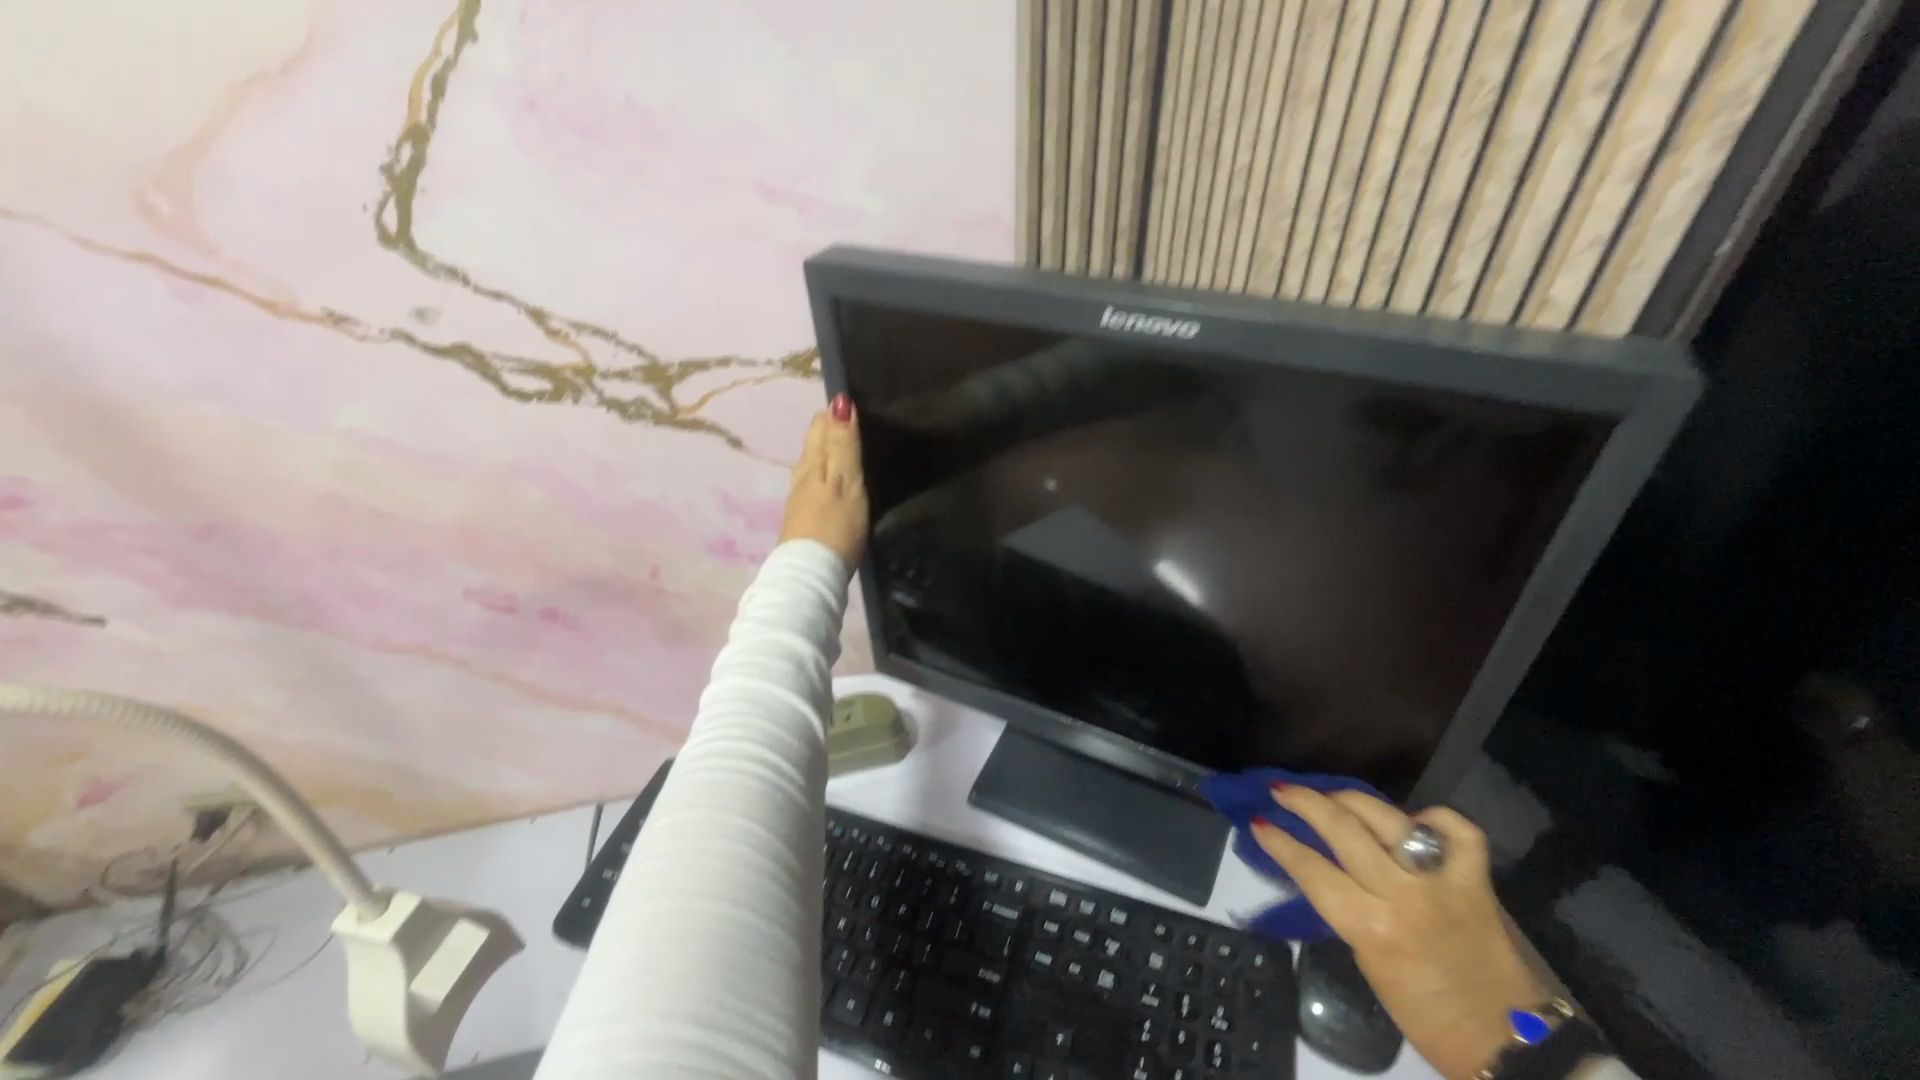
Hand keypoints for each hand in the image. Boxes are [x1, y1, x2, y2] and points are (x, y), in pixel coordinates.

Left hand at [779, 393, 868, 568]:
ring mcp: (799, 499)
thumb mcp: (846, 482)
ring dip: (830, 455)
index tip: (859, 408)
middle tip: (858, 427)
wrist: (811, 575)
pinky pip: (816, 486)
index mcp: (812, 463)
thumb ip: (843, 444)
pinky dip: (828, 478)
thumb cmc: (835, 527)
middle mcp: (801, 475)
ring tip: (852, 454)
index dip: (837, 413)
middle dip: (832, 430)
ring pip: (814, 464)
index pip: (821, 424)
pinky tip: (839, 487)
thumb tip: (839, 401)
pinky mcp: (803, 519)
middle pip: (814, 443)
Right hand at [1253, 787, 1547, 1079]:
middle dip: (1306, 804)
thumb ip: (1349, 912)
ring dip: (1351, 799)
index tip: (1260, 822)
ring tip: (1331, 794)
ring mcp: (1442, 882)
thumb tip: (1326, 873)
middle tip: (1283, 791)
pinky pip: (1456, 832)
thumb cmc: (1423, 1015)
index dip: (1280, 842)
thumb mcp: (1367, 963)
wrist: (1505, 1039)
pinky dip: (1434, 818)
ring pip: (1389, 819)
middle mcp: (1403, 895)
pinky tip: (1415, 819)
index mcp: (1370, 927)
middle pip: (1344, 830)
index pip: (1312, 870)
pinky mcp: (1477, 881)